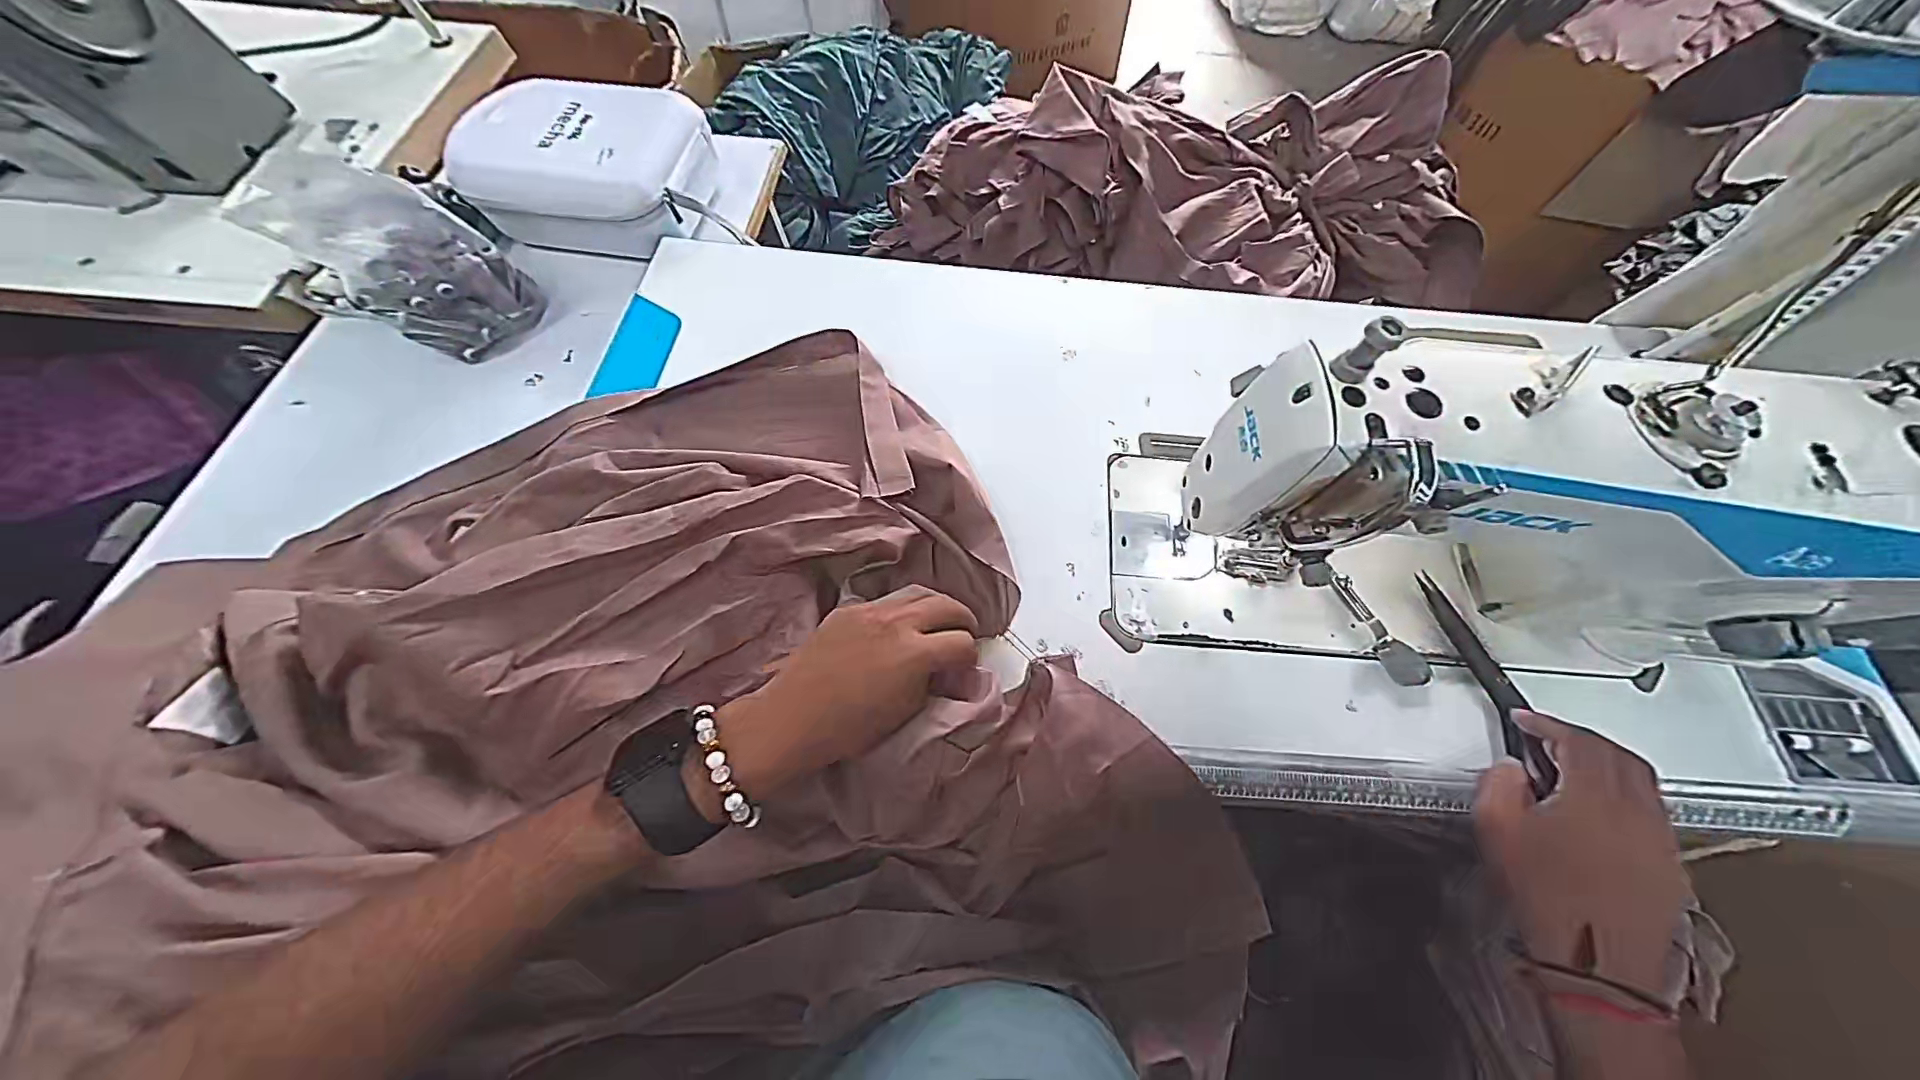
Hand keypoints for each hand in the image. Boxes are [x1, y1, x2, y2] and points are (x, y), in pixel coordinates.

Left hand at [682, 586, 979, 819]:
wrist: (792, 719)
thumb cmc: (849, 729)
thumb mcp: (905, 712)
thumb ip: (933, 684)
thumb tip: (951, 671)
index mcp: (914, 653)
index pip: (963, 643)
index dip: (971, 657)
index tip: (966, 668)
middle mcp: (896, 623)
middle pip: (947, 606)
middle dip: (963, 621)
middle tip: (965, 635)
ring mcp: (869, 611)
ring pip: (919, 593)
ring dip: (936, 607)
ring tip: (939, 623)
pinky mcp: (848, 610)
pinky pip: (887, 600)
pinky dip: (904, 609)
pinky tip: (900, 627)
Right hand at [1473, 711, 1687, 1000]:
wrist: (1597, 960)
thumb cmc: (1546, 895)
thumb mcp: (1498, 828)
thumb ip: (1499, 784)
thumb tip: (1511, 768)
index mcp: (1595, 796)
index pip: (1579, 740)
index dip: (1548, 723)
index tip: (1527, 720)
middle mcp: (1638, 811)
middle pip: (1619, 755)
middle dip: (1581, 739)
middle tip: (1550, 737)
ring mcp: (1661, 838)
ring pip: (1641, 781)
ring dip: (1606, 765)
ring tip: (1571, 769)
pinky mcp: (1670, 862)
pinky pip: (1650, 810)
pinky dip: (1622, 793)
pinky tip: (1595, 807)